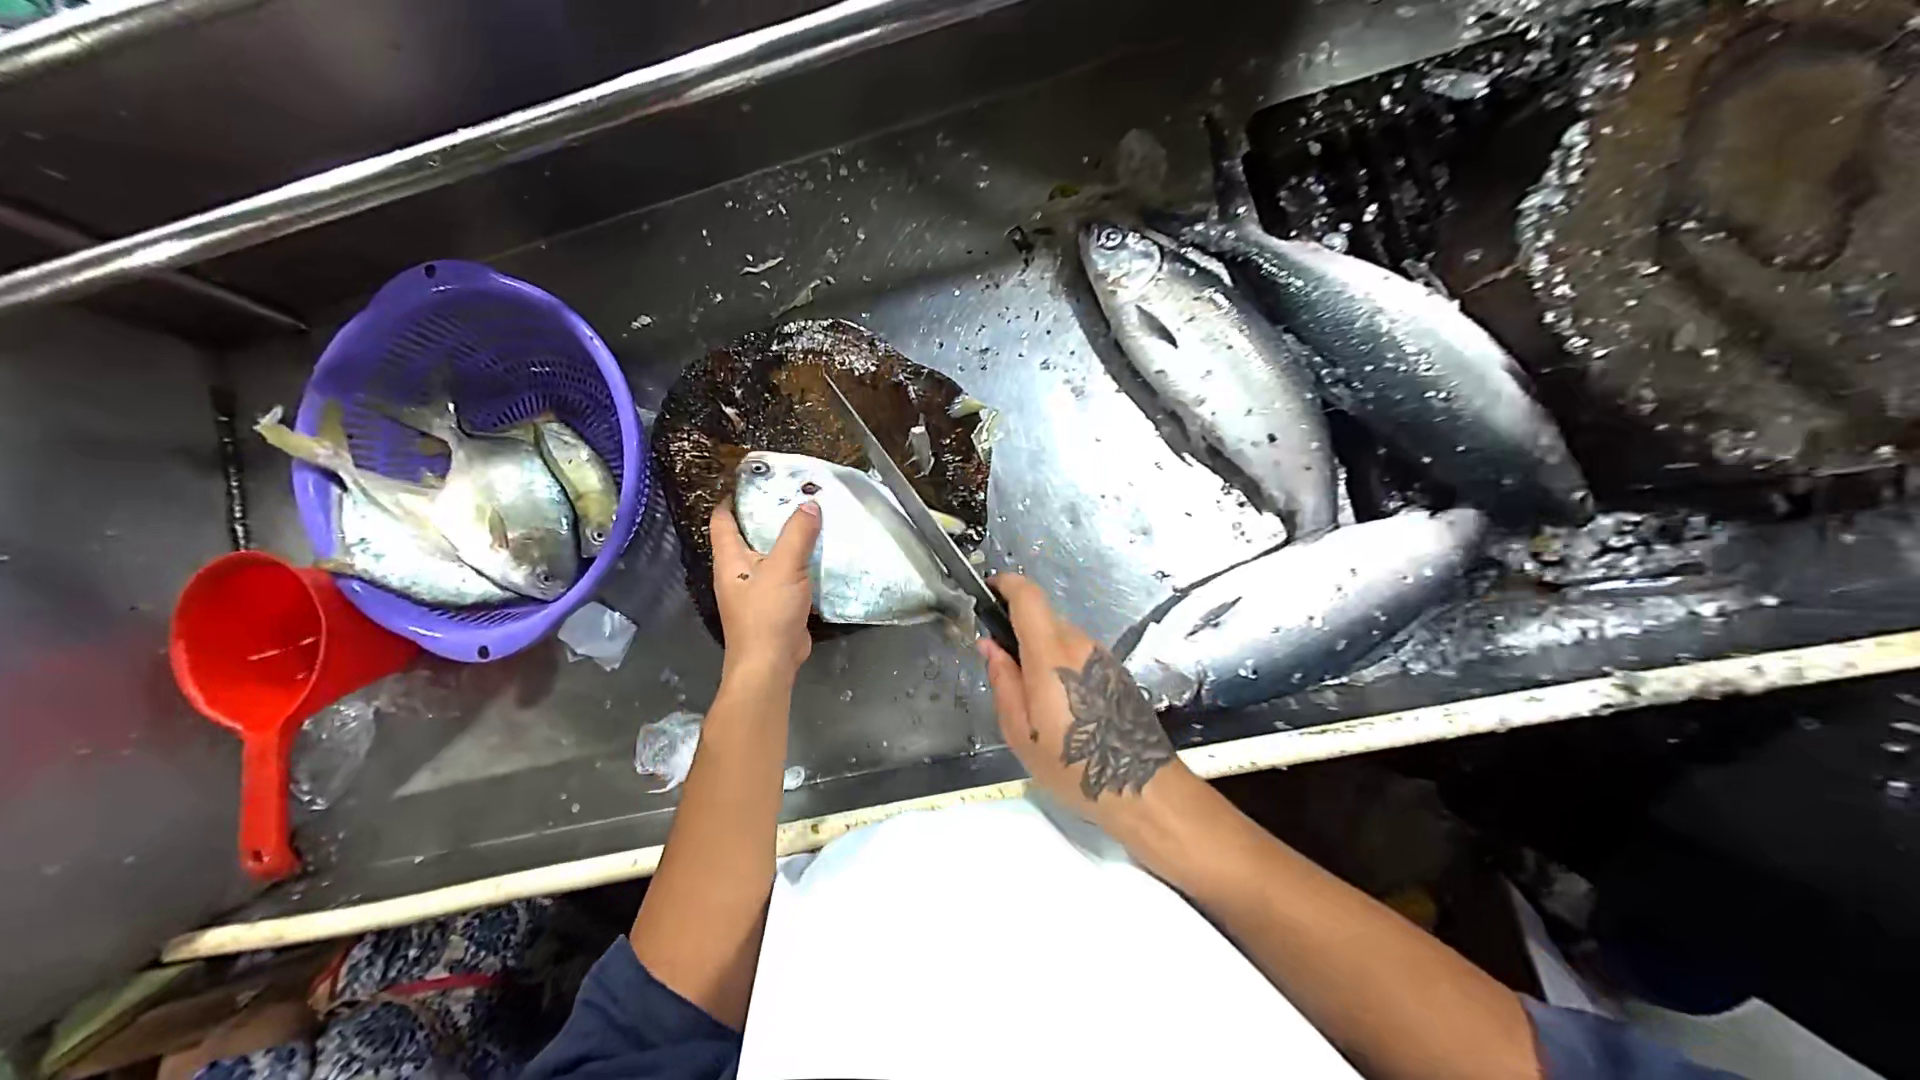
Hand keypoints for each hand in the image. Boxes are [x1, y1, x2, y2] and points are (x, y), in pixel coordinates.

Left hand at [709, 501, 820, 681]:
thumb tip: (809, 504)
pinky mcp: (775, 603)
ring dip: (787, 539)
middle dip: (768, 515)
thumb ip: (797, 534)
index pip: (723, 520)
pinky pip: (787, 574)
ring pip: (771, 555)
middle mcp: (738, 571)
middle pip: (749, 535)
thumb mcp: (784, 567)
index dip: (734, 498)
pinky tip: (819, 554)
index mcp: (729, 559)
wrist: (771, 663)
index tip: (755, 481)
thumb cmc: (767, 613)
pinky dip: (800, 562)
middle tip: (793, 495)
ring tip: (811, 519)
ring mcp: (756, 589)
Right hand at [976, 573, 1184, 829]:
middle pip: (1043, 616)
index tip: (989, 591)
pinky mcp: (1116, 669)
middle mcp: (1079, 644)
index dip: (1006, 584)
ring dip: (1042, 651)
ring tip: (1035, 698)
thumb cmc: (1072, 765)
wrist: (1141, 786)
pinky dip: (1062, 664)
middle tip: (1005, 669)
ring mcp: (1102, 655)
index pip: (1028, 596)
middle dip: (1019, 630)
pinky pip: (1079, 652)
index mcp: (1051, 654)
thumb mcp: (1019, 730)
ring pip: (1061, 636)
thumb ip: (1002, 680)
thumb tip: (989, 645)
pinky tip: (1062, 704)